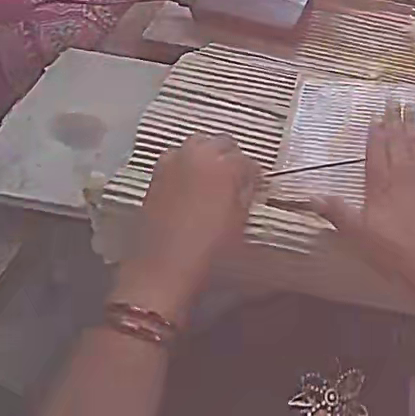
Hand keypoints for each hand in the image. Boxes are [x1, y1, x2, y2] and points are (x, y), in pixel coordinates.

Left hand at [112, 133, 260, 318]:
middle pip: (224, 142)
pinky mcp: (157, 174)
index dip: (255, 175)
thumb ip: (246, 194)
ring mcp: (175, 162)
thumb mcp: (239, 222)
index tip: (257, 185)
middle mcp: (201, 155)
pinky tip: (189, 180)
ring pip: (199, 143)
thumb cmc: (207, 251)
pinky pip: (177, 156)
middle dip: (232, 156)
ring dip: (208, 153)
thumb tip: (248, 184)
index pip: (248, 161)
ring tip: (212, 173)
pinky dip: (186, 161)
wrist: (159, 273)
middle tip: (236, 177)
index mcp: (226, 166)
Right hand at [310, 103, 414, 349]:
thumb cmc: (394, 249)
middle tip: (394, 99)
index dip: (375, 133)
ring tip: (413, 109)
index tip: (375, 114)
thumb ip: (337, 212)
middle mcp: (404, 175)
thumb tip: (311, 196)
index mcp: (382, 183)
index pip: (376, 152)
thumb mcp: (358, 234)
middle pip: (397, 143)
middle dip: (394, 121)